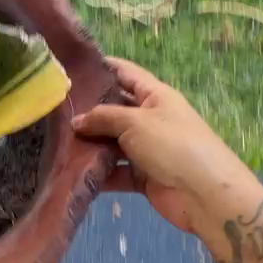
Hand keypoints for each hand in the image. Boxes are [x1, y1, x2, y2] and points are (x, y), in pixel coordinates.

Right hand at [73, 57, 262, 239]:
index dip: (101, 66)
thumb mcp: (134, 121)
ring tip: (57, 140)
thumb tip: (76, 122)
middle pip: (114, 108)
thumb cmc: (172, 145)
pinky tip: (73, 169)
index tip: (71, 64)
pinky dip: (99, 171)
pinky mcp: (144, 176)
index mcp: (155, 96)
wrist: (207, 198)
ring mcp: (147, 148)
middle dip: (88, 109)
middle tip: (54, 107)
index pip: (125, 73)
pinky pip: (116, 169)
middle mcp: (151, 119)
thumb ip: (101, 117)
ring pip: (112, 140)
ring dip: (90, 143)